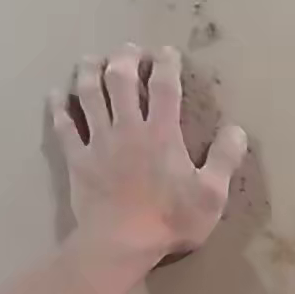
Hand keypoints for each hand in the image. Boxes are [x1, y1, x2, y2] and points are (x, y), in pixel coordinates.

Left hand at [48, 43, 248, 266]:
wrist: (122, 243)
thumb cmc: (171, 220)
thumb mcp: (212, 195)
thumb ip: (224, 160)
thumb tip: (237, 130)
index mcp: (162, 133)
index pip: (164, 87)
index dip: (166, 64)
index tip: (168, 52)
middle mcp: (127, 128)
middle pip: (120, 79)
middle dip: (125, 58)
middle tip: (130, 50)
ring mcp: (98, 142)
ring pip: (88, 93)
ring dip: (89, 71)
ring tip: (93, 59)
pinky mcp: (77, 160)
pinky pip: (64, 126)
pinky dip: (59, 107)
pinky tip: (56, 95)